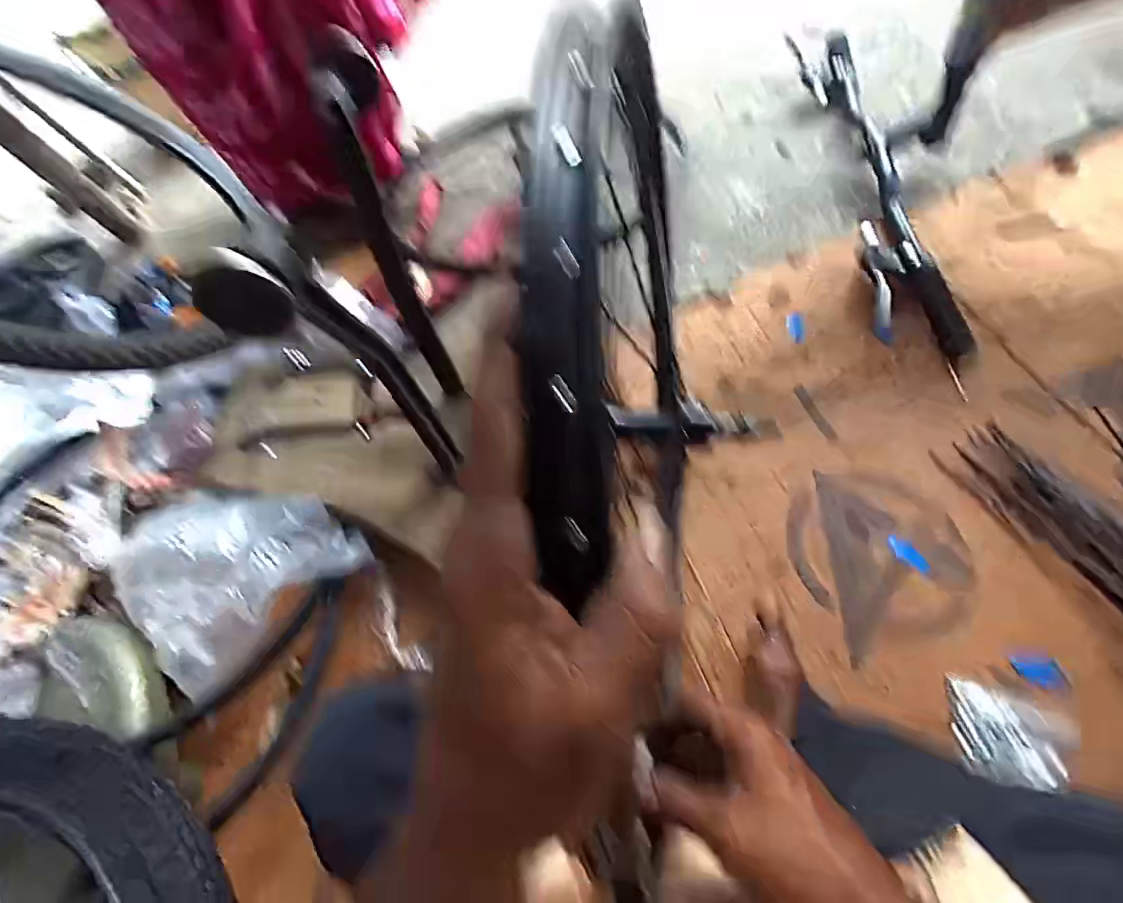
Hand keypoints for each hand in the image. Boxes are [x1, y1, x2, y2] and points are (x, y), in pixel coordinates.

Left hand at [362, 306, 677, 900]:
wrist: (473, 811)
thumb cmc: (529, 764)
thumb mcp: (602, 702)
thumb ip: (636, 611)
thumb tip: (650, 524)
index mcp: (491, 559)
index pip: (494, 446)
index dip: (502, 374)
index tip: (509, 310)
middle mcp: (478, 543)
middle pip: (502, 444)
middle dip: (525, 379)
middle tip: (561, 323)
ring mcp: (484, 559)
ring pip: (515, 472)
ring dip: (541, 422)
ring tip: (581, 372)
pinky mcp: (498, 577)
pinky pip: (529, 508)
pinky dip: (555, 473)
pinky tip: (591, 462)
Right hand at [644, 692, 906, 902]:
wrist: (858, 899)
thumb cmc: (790, 850)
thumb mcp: (722, 825)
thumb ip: (672, 797)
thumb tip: (632, 779)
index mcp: (746, 728)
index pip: (686, 697)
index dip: (652, 707)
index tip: (622, 722)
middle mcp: (756, 736)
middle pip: (694, 724)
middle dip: (661, 739)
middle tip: (627, 755)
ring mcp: (765, 765)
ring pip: (706, 751)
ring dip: (676, 765)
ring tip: (643, 780)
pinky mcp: (770, 793)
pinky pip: (721, 774)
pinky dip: (695, 783)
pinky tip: (675, 802)